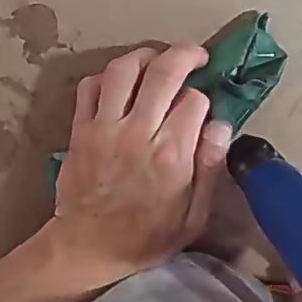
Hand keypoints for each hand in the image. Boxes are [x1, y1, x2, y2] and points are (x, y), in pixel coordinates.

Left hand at [43, 45, 232, 287]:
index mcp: (171, 155)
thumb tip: (221, 125)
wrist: (86, 247)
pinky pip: (90, 86)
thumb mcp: (193, 217)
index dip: (204, 97)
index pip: (194, 100)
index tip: (203, 107)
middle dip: (185, 54)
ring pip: (123, 69)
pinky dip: (106, 76)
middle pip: (163, 71)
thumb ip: (210, 169)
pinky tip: (121, 83)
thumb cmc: (146, 237)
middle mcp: (138, 133)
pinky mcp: (80, 129)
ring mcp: (104, 128)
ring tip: (158, 60)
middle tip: (195, 56)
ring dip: (145, 55)